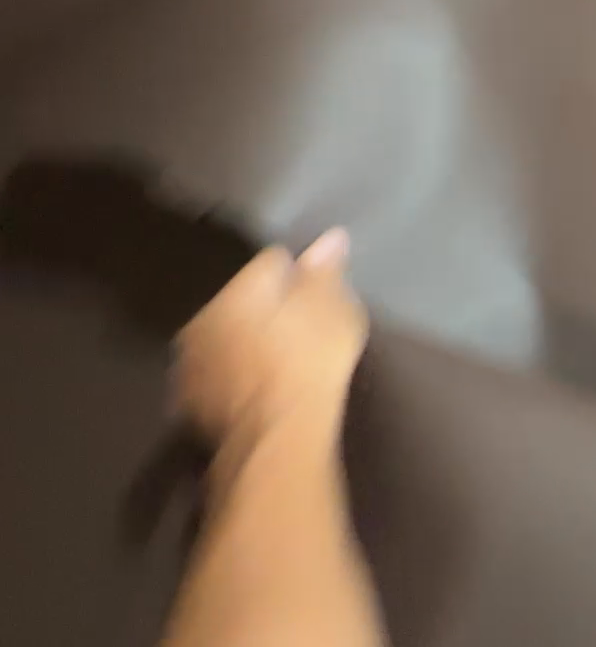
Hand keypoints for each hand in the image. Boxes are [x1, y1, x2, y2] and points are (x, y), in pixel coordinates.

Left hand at [172, 229, 369, 452]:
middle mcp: (201, 321)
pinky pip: (222, 370)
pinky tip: (266, 381)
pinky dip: (241, 370)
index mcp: (236, 293)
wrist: (277, 431)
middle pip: (245, 299)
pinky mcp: (192, 401)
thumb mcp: (334, 307)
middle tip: (308, 322)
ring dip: (252, 338)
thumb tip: (329, 237)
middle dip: (272, 305)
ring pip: (228, 336)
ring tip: (287, 353)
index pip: (271, 262)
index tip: (324, 288)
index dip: (302, 271)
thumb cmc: (311, 358)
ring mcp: (189, 365)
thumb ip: (325, 270)